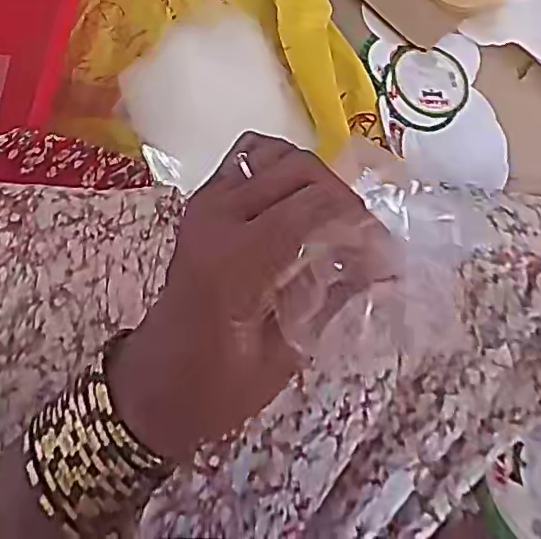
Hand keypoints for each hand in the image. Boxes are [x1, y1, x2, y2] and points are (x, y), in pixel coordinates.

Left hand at [108, 133, 380, 461]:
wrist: (156, 381)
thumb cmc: (216, 386)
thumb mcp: (283, 357)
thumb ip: (332, 301)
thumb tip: (383, 267)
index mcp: (234, 261)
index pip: (311, 209)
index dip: (357, 221)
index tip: (384, 249)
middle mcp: (218, 216)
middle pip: (299, 170)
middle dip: (342, 197)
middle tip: (364, 235)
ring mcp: (208, 200)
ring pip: (277, 153)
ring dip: (313, 177)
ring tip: (333, 215)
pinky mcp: (205, 197)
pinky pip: (251, 155)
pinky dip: (281, 165)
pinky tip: (297, 197)